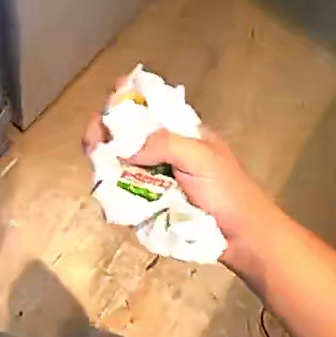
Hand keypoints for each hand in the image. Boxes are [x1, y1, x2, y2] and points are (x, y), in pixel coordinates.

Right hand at [84, 106, 287, 270]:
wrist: (241, 237)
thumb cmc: (227, 191)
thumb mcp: (201, 157)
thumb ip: (165, 144)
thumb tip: (125, 149)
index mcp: (177, 128)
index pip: (145, 104)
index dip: (124, 99)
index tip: (109, 107)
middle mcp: (161, 148)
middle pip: (123, 131)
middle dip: (104, 132)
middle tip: (94, 143)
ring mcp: (153, 175)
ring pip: (117, 159)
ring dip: (103, 159)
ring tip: (96, 162)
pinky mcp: (148, 201)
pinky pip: (121, 189)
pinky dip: (110, 186)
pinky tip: (103, 185)